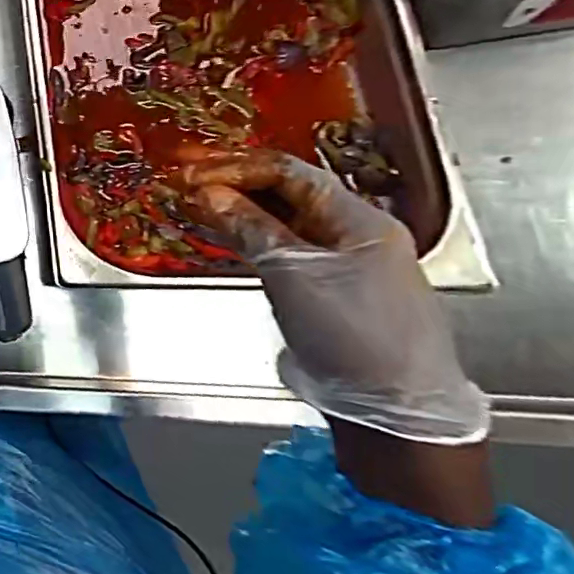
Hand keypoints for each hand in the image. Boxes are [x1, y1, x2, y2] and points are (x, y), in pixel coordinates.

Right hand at [180, 147, 489, 444]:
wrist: (389, 406)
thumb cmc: (353, 332)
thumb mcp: (293, 272)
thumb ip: (249, 226)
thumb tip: (208, 192)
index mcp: (357, 219)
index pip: (288, 172)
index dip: (235, 167)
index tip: (192, 171)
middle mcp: (348, 233)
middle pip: (282, 191)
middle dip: (231, 182)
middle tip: (184, 178)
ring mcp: (333, 260)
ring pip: (275, 219)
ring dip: (233, 208)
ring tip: (191, 202)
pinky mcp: (317, 286)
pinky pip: (274, 245)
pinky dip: (242, 235)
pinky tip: (216, 231)